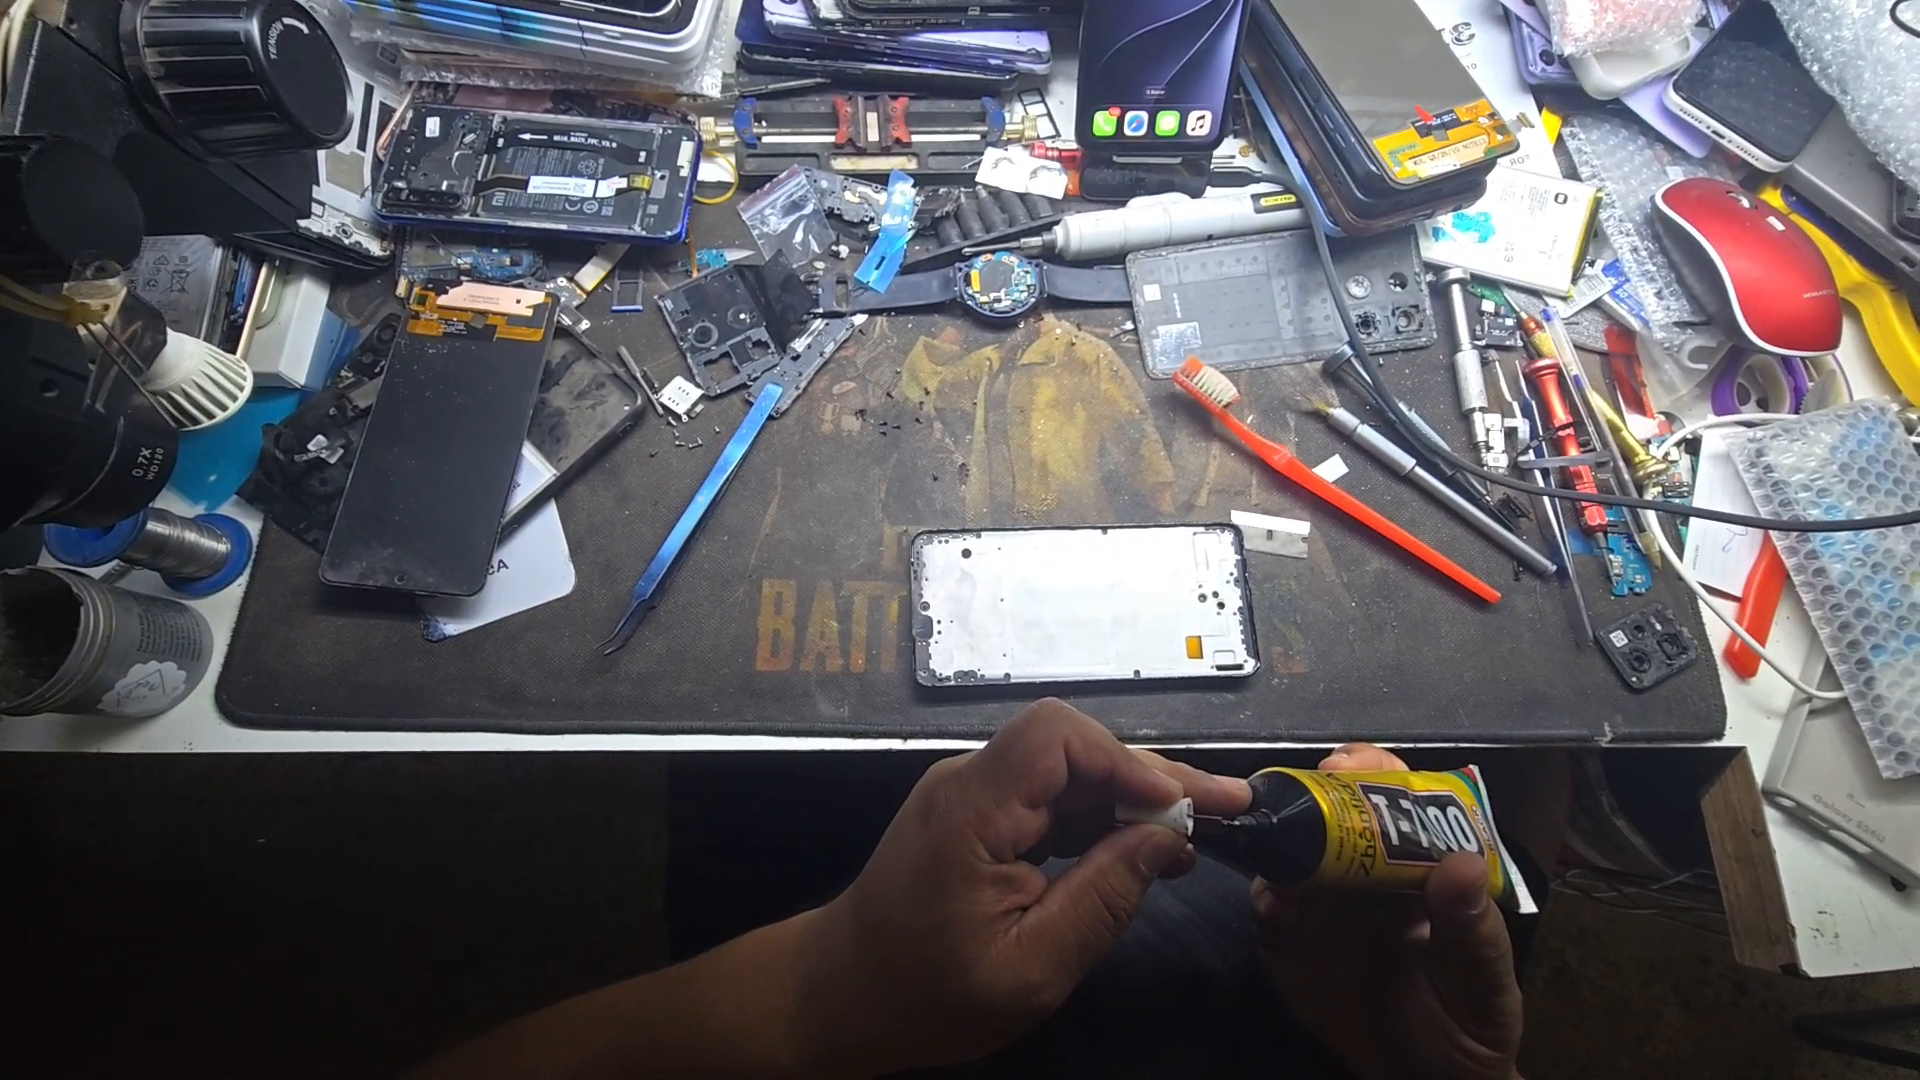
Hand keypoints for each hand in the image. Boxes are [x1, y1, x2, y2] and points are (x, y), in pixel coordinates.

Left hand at [793, 698, 1251, 1075]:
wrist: (844, 992)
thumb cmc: (927, 993)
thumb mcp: (1030, 969)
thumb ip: (1104, 898)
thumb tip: (1168, 839)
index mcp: (972, 807)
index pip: (1054, 736)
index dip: (1124, 757)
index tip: (1179, 804)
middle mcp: (971, 780)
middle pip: (1070, 747)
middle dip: (1149, 774)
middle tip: (1223, 804)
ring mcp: (972, 791)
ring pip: (1066, 770)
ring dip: (1131, 793)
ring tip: (1196, 823)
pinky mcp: (978, 811)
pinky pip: (1048, 796)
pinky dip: (1098, 815)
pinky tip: (1141, 840)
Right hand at [1253, 744, 1523, 1079]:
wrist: (1414, 1078)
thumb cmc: (1464, 1019)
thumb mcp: (1483, 981)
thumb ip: (1471, 929)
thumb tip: (1459, 862)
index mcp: (1409, 860)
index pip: (1389, 795)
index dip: (1369, 770)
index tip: (1351, 766)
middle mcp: (1355, 862)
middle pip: (1326, 804)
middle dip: (1311, 788)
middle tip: (1305, 789)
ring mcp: (1314, 891)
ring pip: (1285, 841)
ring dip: (1279, 836)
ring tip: (1284, 849)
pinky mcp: (1282, 926)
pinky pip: (1266, 899)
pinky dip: (1267, 896)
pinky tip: (1278, 907)